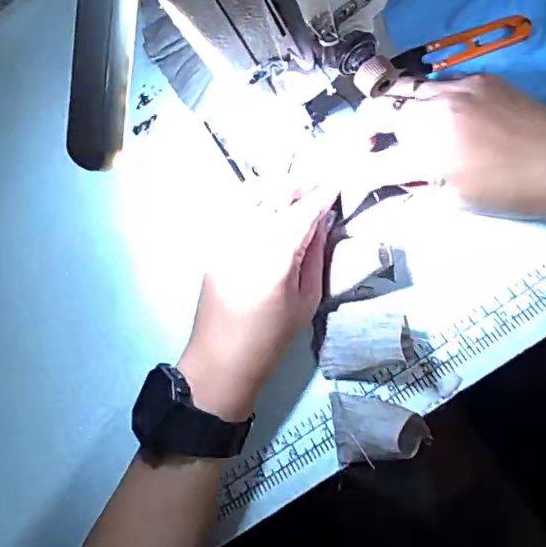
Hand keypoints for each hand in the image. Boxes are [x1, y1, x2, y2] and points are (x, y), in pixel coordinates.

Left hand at [178, 187, 331, 421]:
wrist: (221, 359)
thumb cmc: (271, 338)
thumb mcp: (307, 300)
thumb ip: (315, 255)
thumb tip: (321, 221)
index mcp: (276, 258)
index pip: (301, 212)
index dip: (320, 196)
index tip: (333, 187)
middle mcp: (246, 240)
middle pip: (273, 193)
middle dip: (297, 187)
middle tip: (314, 192)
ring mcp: (224, 239)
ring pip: (250, 194)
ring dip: (274, 188)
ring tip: (291, 195)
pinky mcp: (211, 243)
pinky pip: (232, 207)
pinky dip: (252, 198)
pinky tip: (266, 206)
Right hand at [352, 75, 545, 227]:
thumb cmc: (513, 194)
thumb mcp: (457, 204)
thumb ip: (412, 195)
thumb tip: (381, 199)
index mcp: (426, 154)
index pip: (370, 162)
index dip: (356, 173)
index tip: (356, 177)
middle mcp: (432, 114)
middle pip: (374, 109)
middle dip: (366, 129)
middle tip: (376, 145)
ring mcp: (454, 88)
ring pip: (401, 87)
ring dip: (393, 107)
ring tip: (404, 126)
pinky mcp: (476, 76)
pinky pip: (436, 81)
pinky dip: (427, 98)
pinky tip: (442, 115)